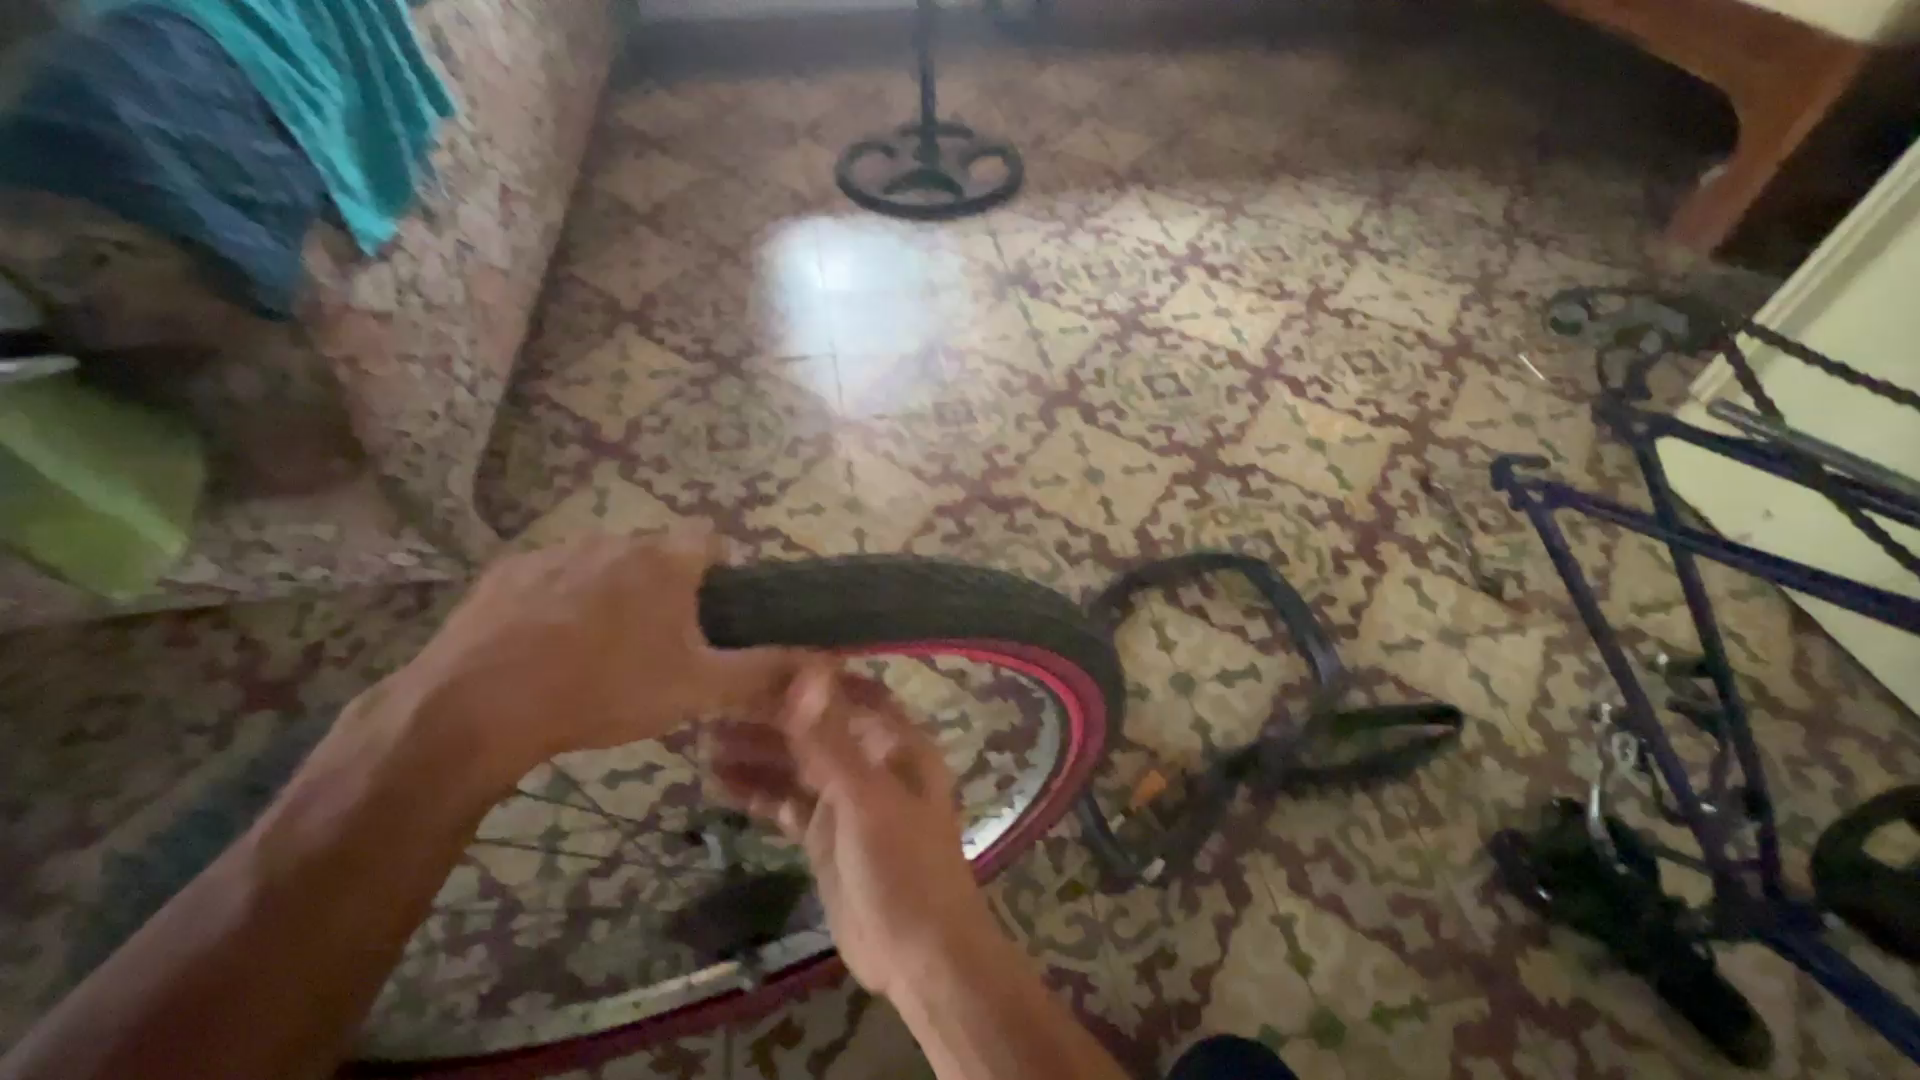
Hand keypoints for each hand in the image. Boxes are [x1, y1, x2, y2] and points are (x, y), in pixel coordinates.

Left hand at [382, 526, 800, 783]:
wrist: (479, 707)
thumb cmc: (605, 690)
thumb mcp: (698, 689)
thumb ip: (765, 670)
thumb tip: (823, 658)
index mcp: (665, 561)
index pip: (712, 537)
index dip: (721, 571)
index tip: (714, 616)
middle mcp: (614, 540)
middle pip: (656, 553)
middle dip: (666, 589)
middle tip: (660, 647)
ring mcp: (555, 551)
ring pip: (603, 565)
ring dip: (613, 595)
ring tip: (599, 654)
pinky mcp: (507, 573)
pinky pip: (552, 578)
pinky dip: (560, 603)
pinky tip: (547, 650)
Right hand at [709, 667, 998, 998]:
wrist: (920, 956)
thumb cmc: (905, 867)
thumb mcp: (867, 798)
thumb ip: (832, 737)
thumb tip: (808, 671)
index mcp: (896, 745)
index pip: (848, 694)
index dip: (807, 680)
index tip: (755, 665)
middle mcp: (872, 764)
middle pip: (815, 729)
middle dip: (769, 717)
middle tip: (710, 706)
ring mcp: (847, 802)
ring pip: (796, 765)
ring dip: (756, 753)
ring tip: (702, 741)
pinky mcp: (824, 837)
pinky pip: (787, 803)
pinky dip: (758, 792)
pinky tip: (718, 783)